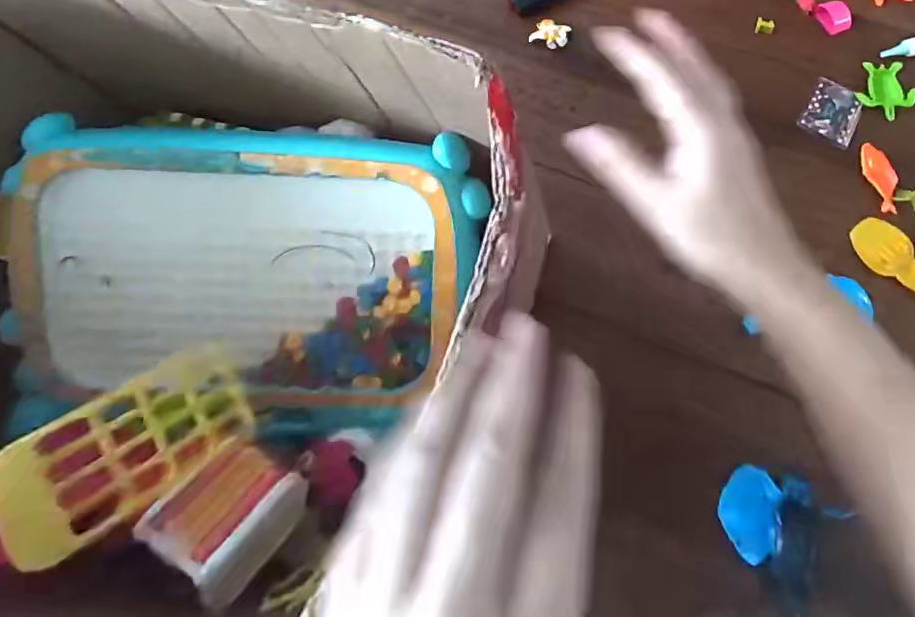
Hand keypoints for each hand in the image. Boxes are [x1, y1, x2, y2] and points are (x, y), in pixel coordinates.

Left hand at [317, 314, 600, 616]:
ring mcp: (378, 610)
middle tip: (528, 327)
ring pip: (415, 483)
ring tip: (474, 351)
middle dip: (511, 394)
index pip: (558, 517)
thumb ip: (556, 583)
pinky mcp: (332, 615)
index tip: (582, 370)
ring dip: (449, 405)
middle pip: (485, 480)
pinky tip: (415, 418)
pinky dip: (396, 456)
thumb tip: (563, 488)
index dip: (574, 435)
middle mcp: (447, 611)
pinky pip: (367, 515)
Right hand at [563, 9, 810, 302]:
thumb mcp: (658, 206)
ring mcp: (735, 133)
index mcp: (700, 129)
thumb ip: (620, 167)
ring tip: (668, 35)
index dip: (632, 53)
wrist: (769, 268)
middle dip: (668, 38)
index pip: (661, 78)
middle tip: (644, 14)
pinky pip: (717, 94)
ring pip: (710, 79)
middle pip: (693, 68)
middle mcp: (721, 121)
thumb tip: (580, 133)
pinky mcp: (740, 147)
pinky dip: (700, 75)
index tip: (604, 32)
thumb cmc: (712, 241)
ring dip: (688, 52)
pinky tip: (694, 84)